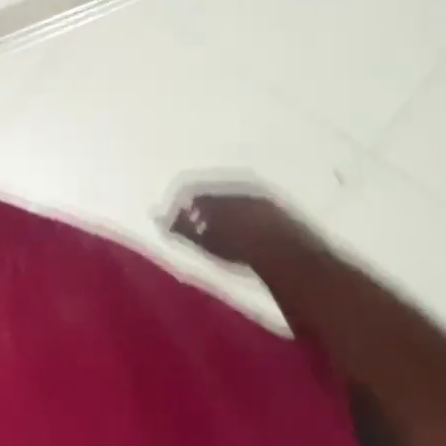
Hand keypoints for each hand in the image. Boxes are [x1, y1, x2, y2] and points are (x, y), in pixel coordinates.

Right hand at [164, 179, 326, 271]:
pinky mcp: (281, 211)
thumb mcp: (202, 240)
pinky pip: (256, 209)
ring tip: (225, 233)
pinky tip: (248, 235)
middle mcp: (237, 190)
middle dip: (205, 210)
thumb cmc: (237, 247)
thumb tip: (157, 217)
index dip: (182, 208)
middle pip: (214, 196)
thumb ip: (179, 227)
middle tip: (201, 227)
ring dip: (228, 214)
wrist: (288, 256)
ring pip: (236, 202)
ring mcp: (261, 200)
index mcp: (215, 194)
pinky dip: (247, 219)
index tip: (179, 222)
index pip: (190, 194)